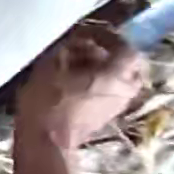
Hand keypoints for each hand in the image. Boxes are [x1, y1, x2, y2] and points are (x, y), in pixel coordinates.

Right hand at [14, 24, 144, 153]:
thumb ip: (70, 48)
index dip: (107, 36)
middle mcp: (124, 90)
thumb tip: (79, 42)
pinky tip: (73, 82)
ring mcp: (116, 106)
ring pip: (118, 80)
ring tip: (75, 65)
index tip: (86, 33)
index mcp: (116, 75)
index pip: (125, 48)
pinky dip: (97, 83)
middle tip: (85, 49)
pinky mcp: (104, 117)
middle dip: (108, 54)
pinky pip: (108, 92)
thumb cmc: (49, 100)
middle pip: (127, 66)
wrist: (47, 140)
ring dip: (101, 69)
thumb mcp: (52, 65)